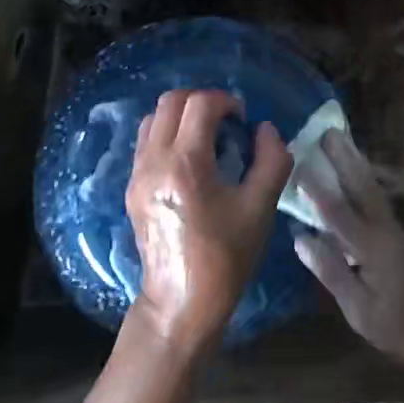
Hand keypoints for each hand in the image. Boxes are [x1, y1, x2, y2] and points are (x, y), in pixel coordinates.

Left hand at [125, 89, 291, 352]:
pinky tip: (190, 161)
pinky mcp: (132, 188)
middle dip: (202, 101)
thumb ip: (271, 160)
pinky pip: (145, 142)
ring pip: (153, 119)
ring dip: (181, 116)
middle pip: (171, 101)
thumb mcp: (261, 208)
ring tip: (207, 138)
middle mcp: (154, 160)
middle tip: (226, 122)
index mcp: (185, 163)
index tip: (243, 120)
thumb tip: (264, 130)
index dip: (226, 101)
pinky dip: (167, 135)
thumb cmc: (225, 257)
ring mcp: (137, 174)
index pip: (200, 104)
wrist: (182, 301)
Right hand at [292, 130, 403, 365]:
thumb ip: (331, 272)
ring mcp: (394, 229)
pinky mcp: (397, 233)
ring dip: (355, 161)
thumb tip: (300, 239)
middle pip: (362, 188)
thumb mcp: (358, 309)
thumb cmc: (394, 326)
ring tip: (340, 138)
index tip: (299, 166)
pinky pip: (377, 197)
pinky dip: (363, 177)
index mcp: (373, 250)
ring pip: (372, 187)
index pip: (340, 214)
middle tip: (327, 132)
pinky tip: (354, 168)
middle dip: (344, 159)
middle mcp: (385, 231)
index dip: (318, 191)